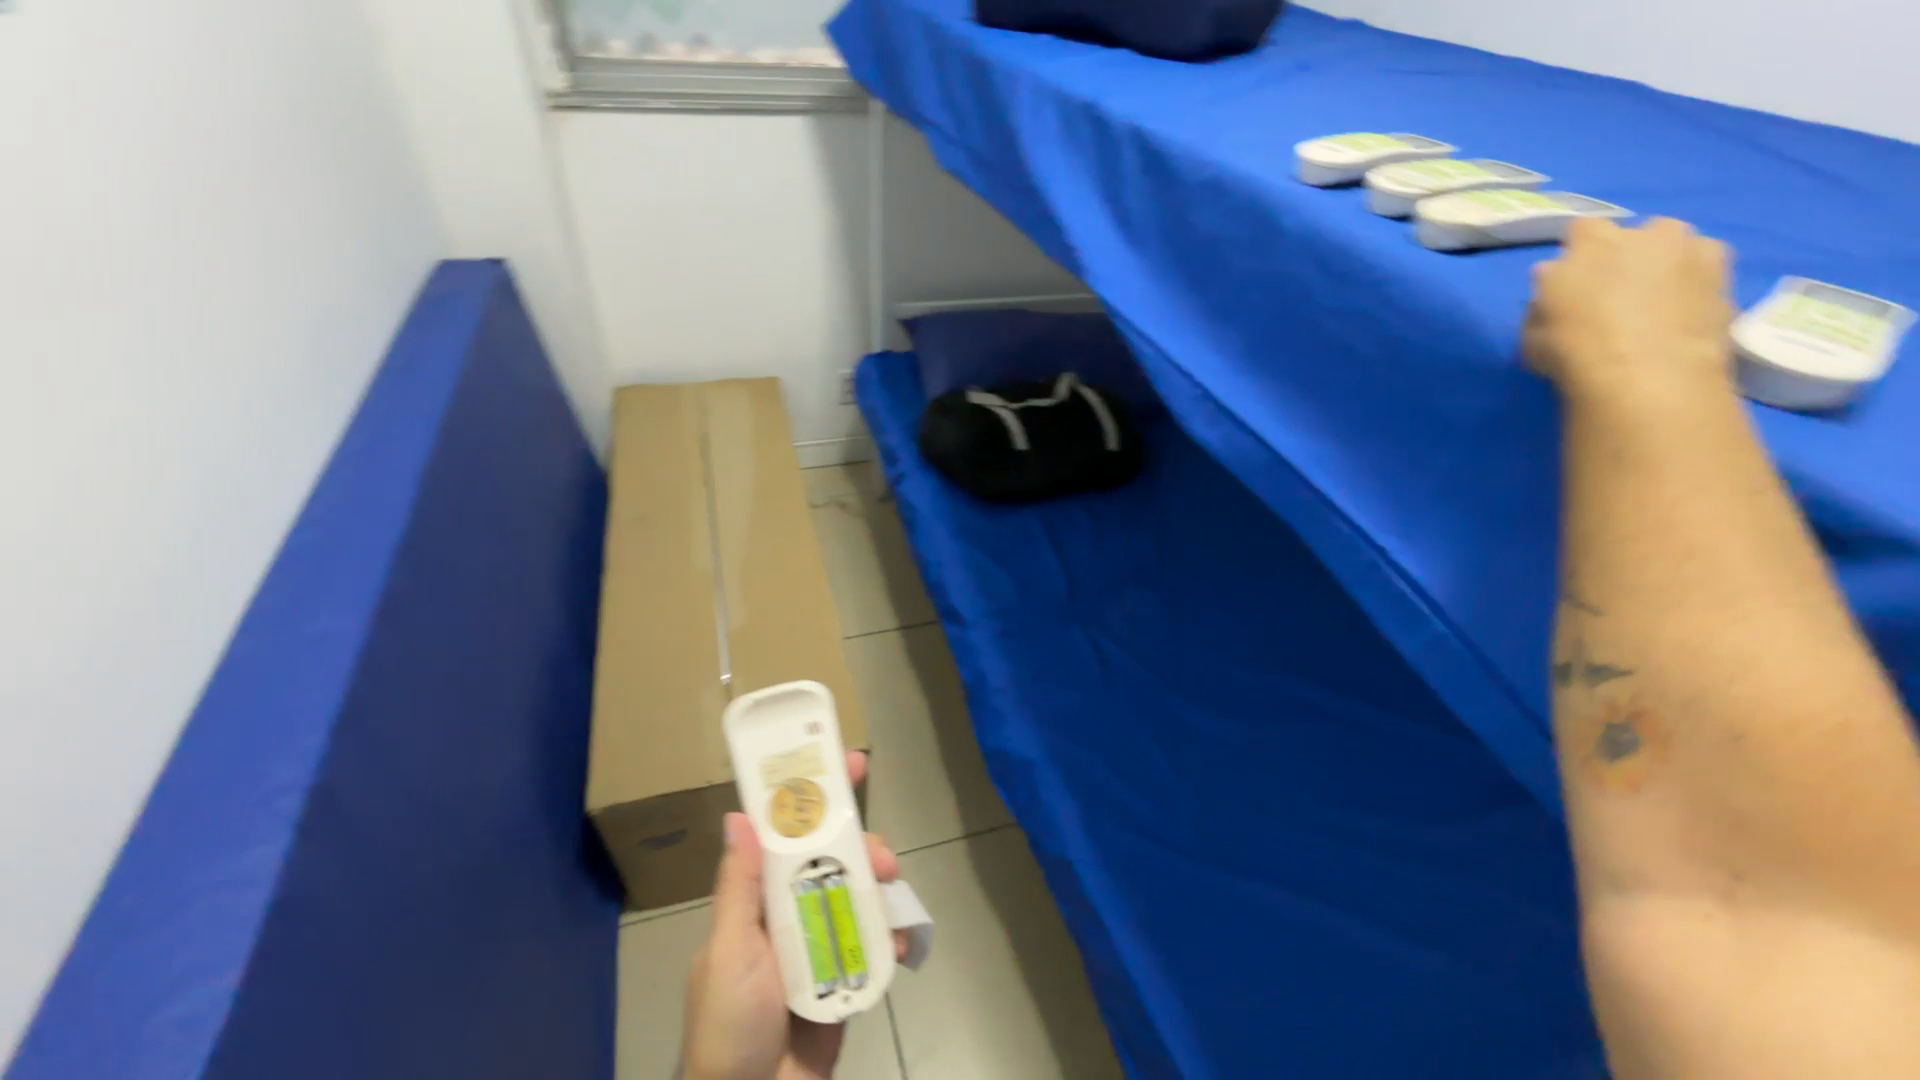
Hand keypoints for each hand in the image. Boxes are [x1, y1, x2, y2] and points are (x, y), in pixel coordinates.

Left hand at [682, 752, 907, 1079]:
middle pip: (834, 859)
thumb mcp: (730, 949)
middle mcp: (790, 911)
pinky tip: (899, 946)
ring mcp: (820, 943)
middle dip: (862, 847)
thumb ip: (740, 885)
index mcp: (758, 899)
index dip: (813, 796)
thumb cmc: (730, 1023)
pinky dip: (892, 938)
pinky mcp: (845, 977)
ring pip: (859, 894)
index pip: (785, 835)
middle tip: (883, 859)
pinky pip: (874, 943)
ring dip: (881, 889)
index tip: (847, 762)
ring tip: (892, 900)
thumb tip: (738, 813)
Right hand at [1523, 217, 1735, 401]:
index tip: (1572, 282)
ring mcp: (1691, 249)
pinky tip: (1683, 314)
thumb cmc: (1573, 352)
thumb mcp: (1532, 333)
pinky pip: (1705, 269)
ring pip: (1676, 247)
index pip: (1580, 230)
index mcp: (1589, 242)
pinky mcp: (1725, 273)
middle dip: (1626, 255)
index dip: (1577, 255)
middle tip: (1616, 293)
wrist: (1646, 375)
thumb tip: (1554, 284)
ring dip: (1666, 264)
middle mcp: (1643, 234)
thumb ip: (1543, 301)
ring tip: (1656, 303)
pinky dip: (1695, 284)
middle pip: (1635, 234)